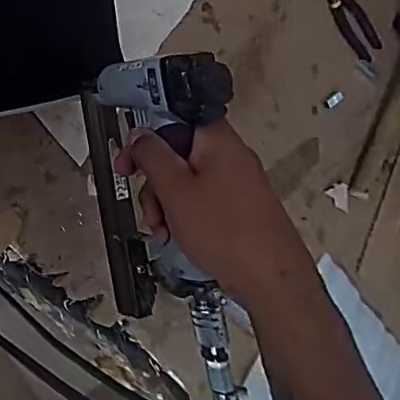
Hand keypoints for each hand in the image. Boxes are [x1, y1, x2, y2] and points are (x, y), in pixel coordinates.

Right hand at [114, 120, 317, 309]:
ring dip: (166, 202)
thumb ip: (152, 156)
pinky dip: (185, 214)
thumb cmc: (224, 231)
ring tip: (162, 229)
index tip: (128, 162)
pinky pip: (202, 199)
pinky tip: (178, 236)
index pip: (174, 120)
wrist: (271, 278)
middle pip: (177, 154)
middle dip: (154, 181)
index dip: (146, 138)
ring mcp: (237, 182)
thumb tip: (140, 135)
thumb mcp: (175, 190)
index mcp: (216, 140)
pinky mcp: (240, 206)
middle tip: (148, 207)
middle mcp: (230, 155)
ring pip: (187, 180)